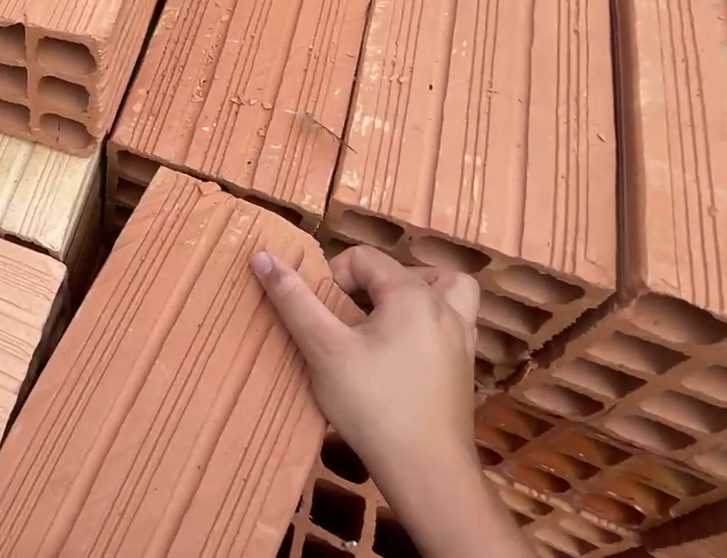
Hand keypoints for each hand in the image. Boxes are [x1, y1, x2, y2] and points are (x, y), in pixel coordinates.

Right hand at [250, 245, 480, 481]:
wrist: (426, 471)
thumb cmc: (371, 401)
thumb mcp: (321, 345)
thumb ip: (292, 297)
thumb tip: (263, 256)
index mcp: (413, 297)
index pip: (364, 258)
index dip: (333, 277)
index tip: (322, 313)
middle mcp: (447, 312)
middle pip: (411, 271)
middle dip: (375, 282)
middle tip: (351, 310)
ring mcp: (462, 343)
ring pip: (449, 295)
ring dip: (415, 295)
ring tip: (382, 318)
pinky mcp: (463, 371)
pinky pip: (452, 325)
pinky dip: (426, 324)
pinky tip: (396, 351)